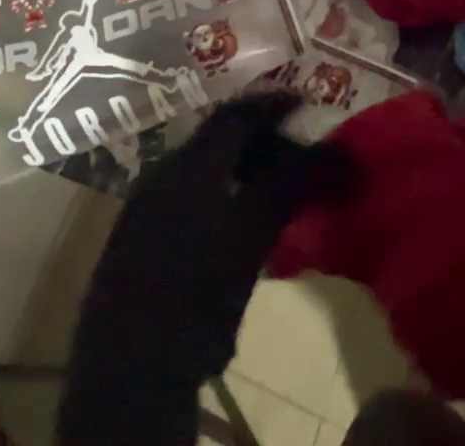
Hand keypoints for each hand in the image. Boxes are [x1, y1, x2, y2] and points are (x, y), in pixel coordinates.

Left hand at [57, 92, 356, 445]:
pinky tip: (234, 221)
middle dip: (259, 138)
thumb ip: (290, 185)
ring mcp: (145, 204)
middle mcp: (164, 172)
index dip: (272, 105)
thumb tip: (334, 152)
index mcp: (191, 163)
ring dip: (238, 168)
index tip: (303, 104)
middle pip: (216, 140)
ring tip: (271, 186)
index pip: (236, 115)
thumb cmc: (198, 288)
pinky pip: (187, 195)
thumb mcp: (253, 233)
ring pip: (201, 169)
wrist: (129, 359)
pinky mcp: (137, 236)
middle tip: (295, 149)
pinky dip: (219, 192)